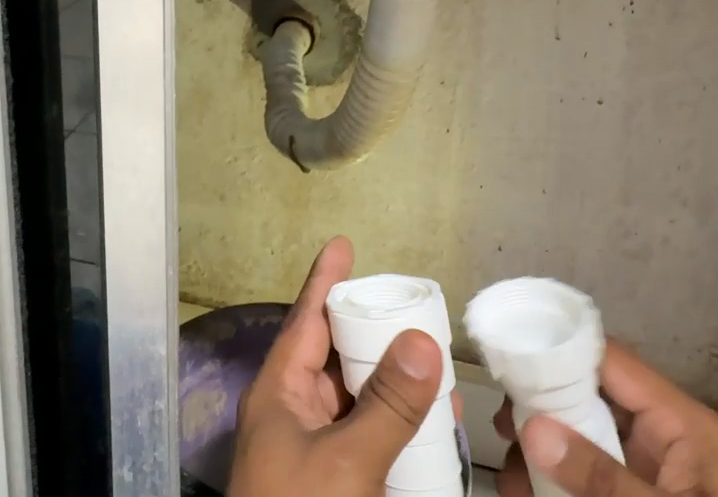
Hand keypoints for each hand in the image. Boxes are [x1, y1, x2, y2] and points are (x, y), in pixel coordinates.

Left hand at [228, 236, 455, 496]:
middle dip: (373, 332)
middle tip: (414, 313)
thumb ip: (387, 405)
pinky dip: (399, 425)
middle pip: (335, 354)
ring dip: (394, 382)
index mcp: (280, 391)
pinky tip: (434, 426)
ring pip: (356, 396)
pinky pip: (368, 436)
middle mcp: (293, 411)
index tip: (344, 243)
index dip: (325, 279)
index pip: (305, 318)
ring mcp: (313, 447)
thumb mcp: (346, 461)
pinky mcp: (336, 480)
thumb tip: (422, 341)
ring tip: (437, 368)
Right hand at [495, 342, 717, 496]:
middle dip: (540, 414)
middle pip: (586, 400)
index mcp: (679, 422)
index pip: (608, 359)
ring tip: (513, 484)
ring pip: (583, 444)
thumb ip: (605, 477)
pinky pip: (594, 480)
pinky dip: (561, 485)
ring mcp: (653, 474)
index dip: (557, 347)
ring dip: (543, 459)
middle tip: (503, 431)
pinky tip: (530, 495)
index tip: (506, 356)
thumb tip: (530, 429)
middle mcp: (662, 438)